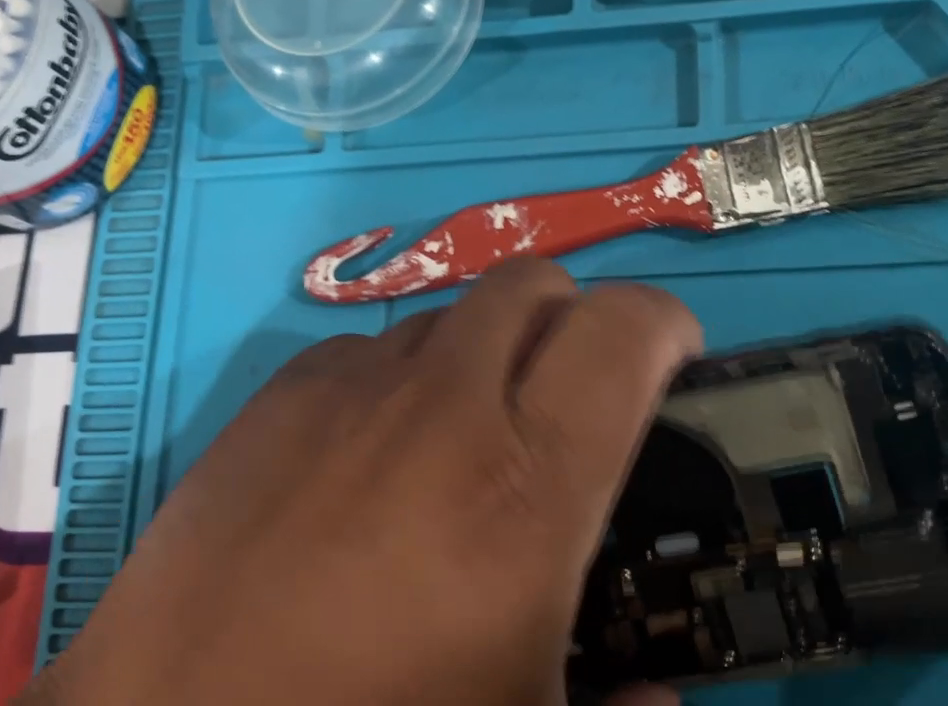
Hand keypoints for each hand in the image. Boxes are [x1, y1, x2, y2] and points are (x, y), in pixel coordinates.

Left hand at [22, 259, 700, 705]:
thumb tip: (661, 702)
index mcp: (530, 483)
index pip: (625, 329)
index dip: (665, 326)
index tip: (672, 360)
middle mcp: (446, 406)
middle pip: (535, 284)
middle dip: (573, 319)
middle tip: (570, 393)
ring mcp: (353, 389)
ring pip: (453, 313)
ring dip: (486, 350)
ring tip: (468, 435)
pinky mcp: (275, 399)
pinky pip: (368, 349)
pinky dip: (400, 378)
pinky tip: (373, 456)